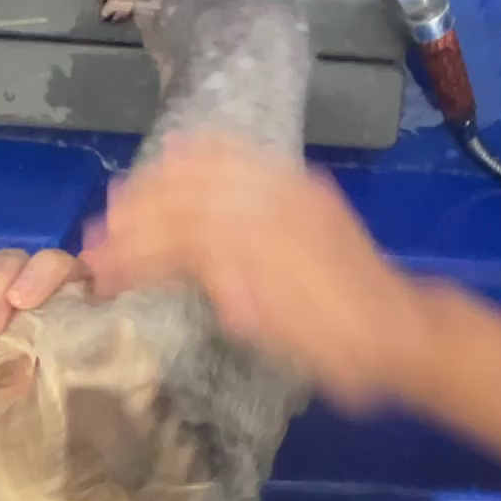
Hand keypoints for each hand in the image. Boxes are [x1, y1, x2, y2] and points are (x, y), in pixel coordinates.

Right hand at [81, 134, 431, 410]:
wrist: (403, 328)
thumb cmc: (345, 353)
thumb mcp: (296, 348)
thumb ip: (251, 308)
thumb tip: (210, 283)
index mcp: (281, 259)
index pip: (191, 244)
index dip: (139, 253)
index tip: (101, 266)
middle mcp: (285, 214)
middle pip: (194, 204)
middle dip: (137, 217)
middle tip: (97, 235)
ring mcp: (295, 193)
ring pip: (214, 173)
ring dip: (160, 183)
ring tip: (121, 197)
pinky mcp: (303, 186)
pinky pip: (249, 157)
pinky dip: (209, 150)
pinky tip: (180, 147)